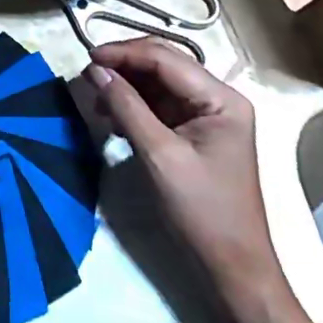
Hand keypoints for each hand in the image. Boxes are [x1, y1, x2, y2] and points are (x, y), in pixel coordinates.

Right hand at [87, 39, 282, 292]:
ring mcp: (208, 114)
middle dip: (126, 66)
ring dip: (128, 86)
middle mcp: (217, 97)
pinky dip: (136, 106)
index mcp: (221, 97)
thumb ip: (128, 108)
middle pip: (165, 65)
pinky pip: (161, 106)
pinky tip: (113, 117)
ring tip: (96, 98)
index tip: (89, 57)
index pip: (167, 59)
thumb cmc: (202, 212)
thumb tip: (96, 71)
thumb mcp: (160, 156)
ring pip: (160, 84)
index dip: (126, 53)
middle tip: (89, 74)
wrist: (232, 268)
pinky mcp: (196, 132)